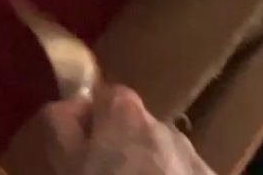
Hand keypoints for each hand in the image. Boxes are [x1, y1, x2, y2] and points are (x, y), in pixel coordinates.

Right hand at [2, 86, 214, 174]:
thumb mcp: (63, 159)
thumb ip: (60, 120)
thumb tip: (73, 107)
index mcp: (127, 113)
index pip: (108, 96)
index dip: (94, 119)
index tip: (84, 148)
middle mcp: (169, 129)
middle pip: (141, 129)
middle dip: (126, 148)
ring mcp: (202, 166)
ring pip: (169, 160)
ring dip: (156, 173)